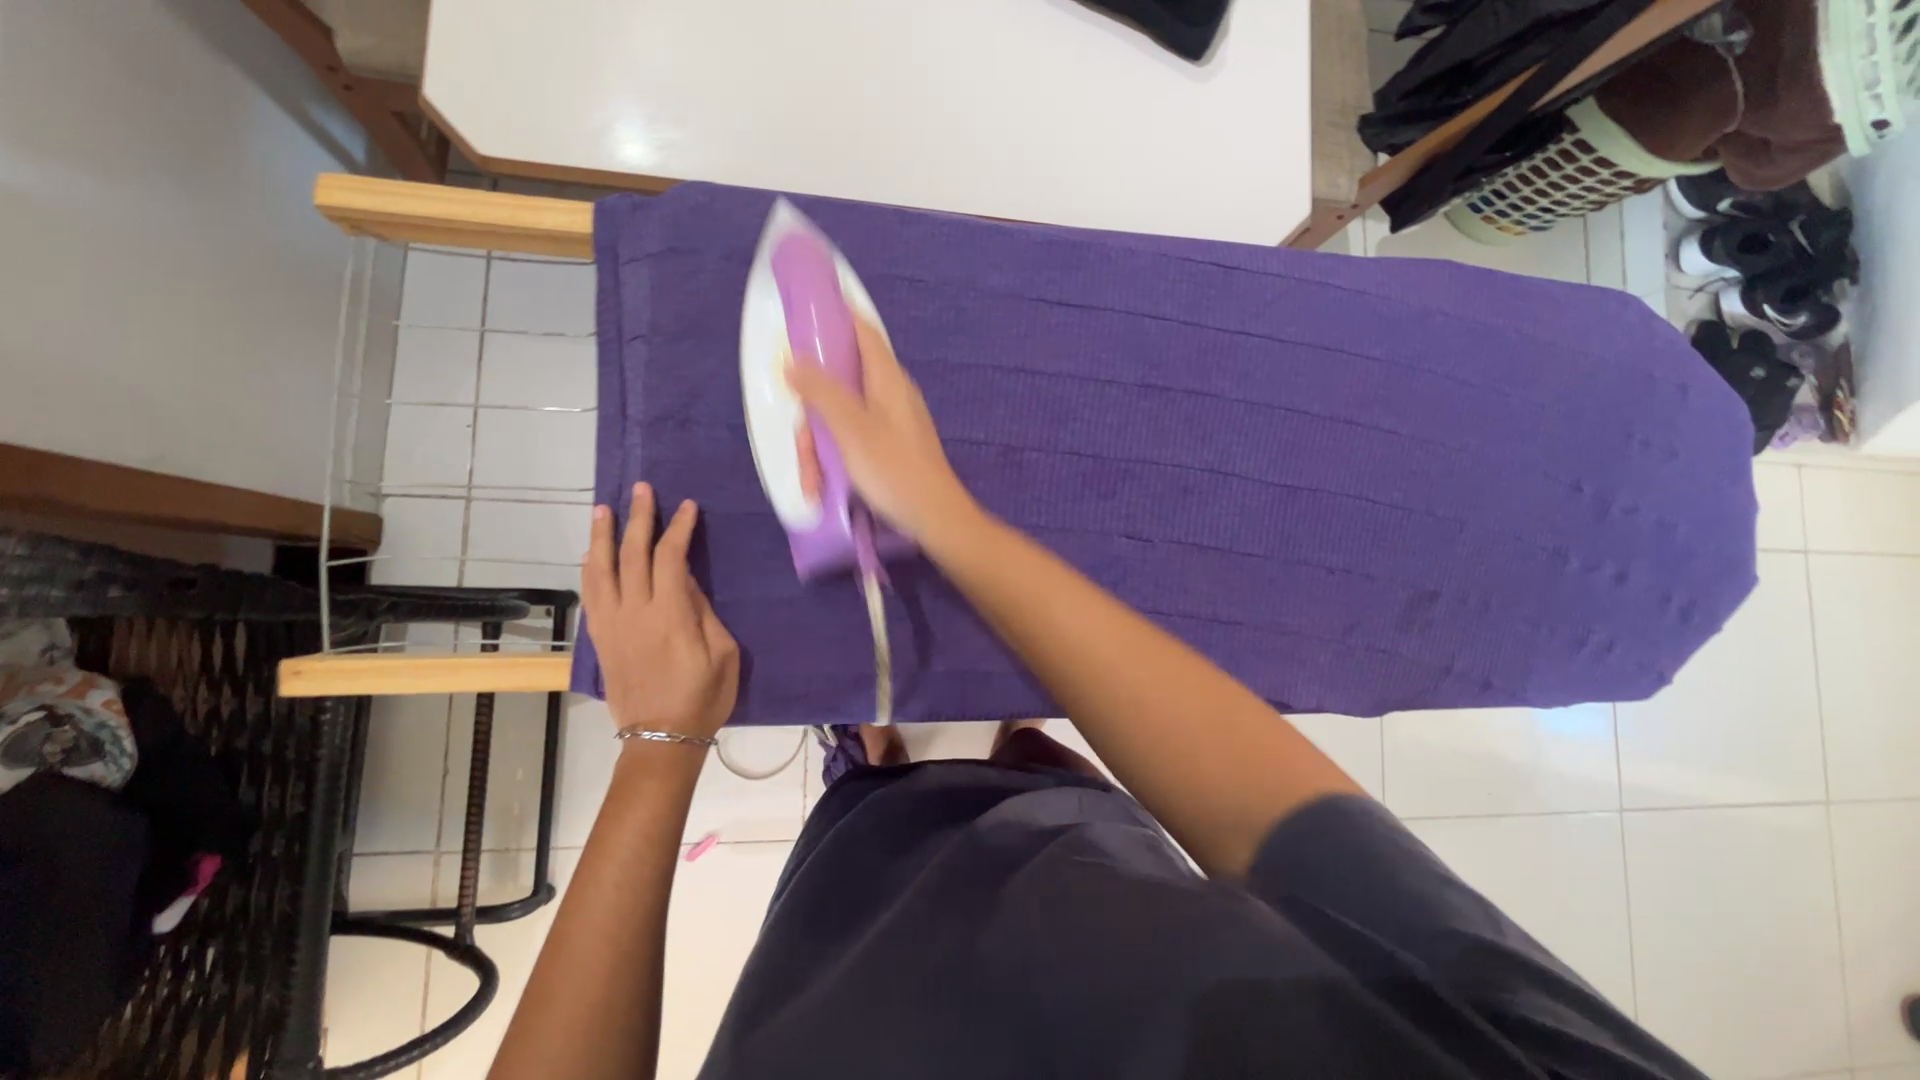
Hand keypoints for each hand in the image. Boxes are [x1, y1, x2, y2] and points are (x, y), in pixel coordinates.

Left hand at [583, 482, 739, 740]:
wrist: (661, 738)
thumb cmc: (703, 697)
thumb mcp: (723, 653)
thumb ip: (702, 612)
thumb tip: (684, 580)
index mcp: (670, 614)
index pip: (670, 557)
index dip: (678, 528)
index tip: (687, 507)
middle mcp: (634, 612)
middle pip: (632, 554)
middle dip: (639, 518)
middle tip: (642, 489)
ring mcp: (612, 625)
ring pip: (601, 570)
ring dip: (603, 536)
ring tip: (604, 509)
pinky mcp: (601, 639)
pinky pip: (591, 595)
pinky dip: (591, 569)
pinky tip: (593, 554)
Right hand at [787, 319, 977, 542]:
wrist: (936, 519)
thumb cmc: (895, 471)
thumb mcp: (851, 430)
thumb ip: (822, 392)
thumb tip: (794, 358)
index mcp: (887, 379)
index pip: (862, 330)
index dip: (838, 314)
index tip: (809, 310)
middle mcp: (890, 395)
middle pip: (840, 383)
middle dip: (814, 416)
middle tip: (806, 446)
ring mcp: (890, 423)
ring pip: (840, 419)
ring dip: (820, 451)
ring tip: (815, 484)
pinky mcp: (889, 449)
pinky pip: (851, 443)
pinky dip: (835, 462)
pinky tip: (826, 490)